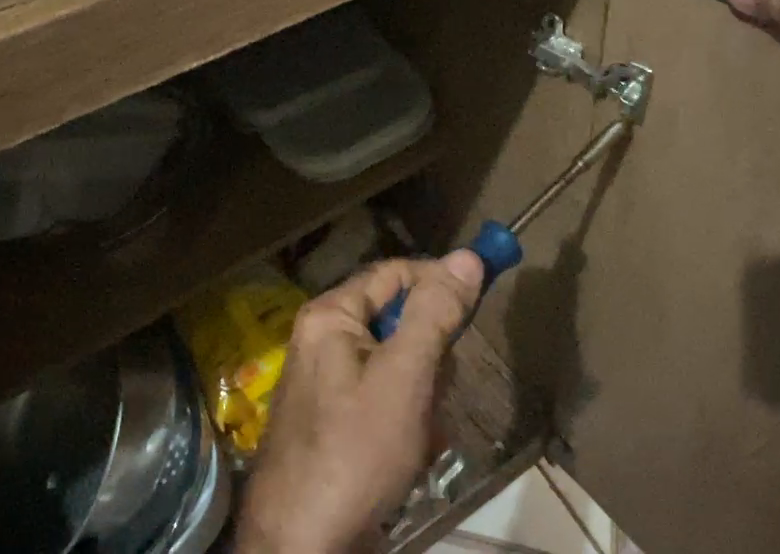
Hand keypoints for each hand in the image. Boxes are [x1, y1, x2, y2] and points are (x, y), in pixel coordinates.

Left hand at [237, 252, 483, 553]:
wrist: (302, 546)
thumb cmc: (353, 452)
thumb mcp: (404, 377)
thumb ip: (435, 315)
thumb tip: (468, 255)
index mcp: (331, 317)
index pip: (396, 274)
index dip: (439, 283)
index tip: (478, 304)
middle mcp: (324, 341)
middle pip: (400, 322)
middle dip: (430, 357)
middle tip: (436, 391)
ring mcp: (329, 385)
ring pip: (400, 367)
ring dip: (424, 397)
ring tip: (421, 434)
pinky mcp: (337, 424)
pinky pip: (387, 403)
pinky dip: (408, 425)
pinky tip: (410, 456)